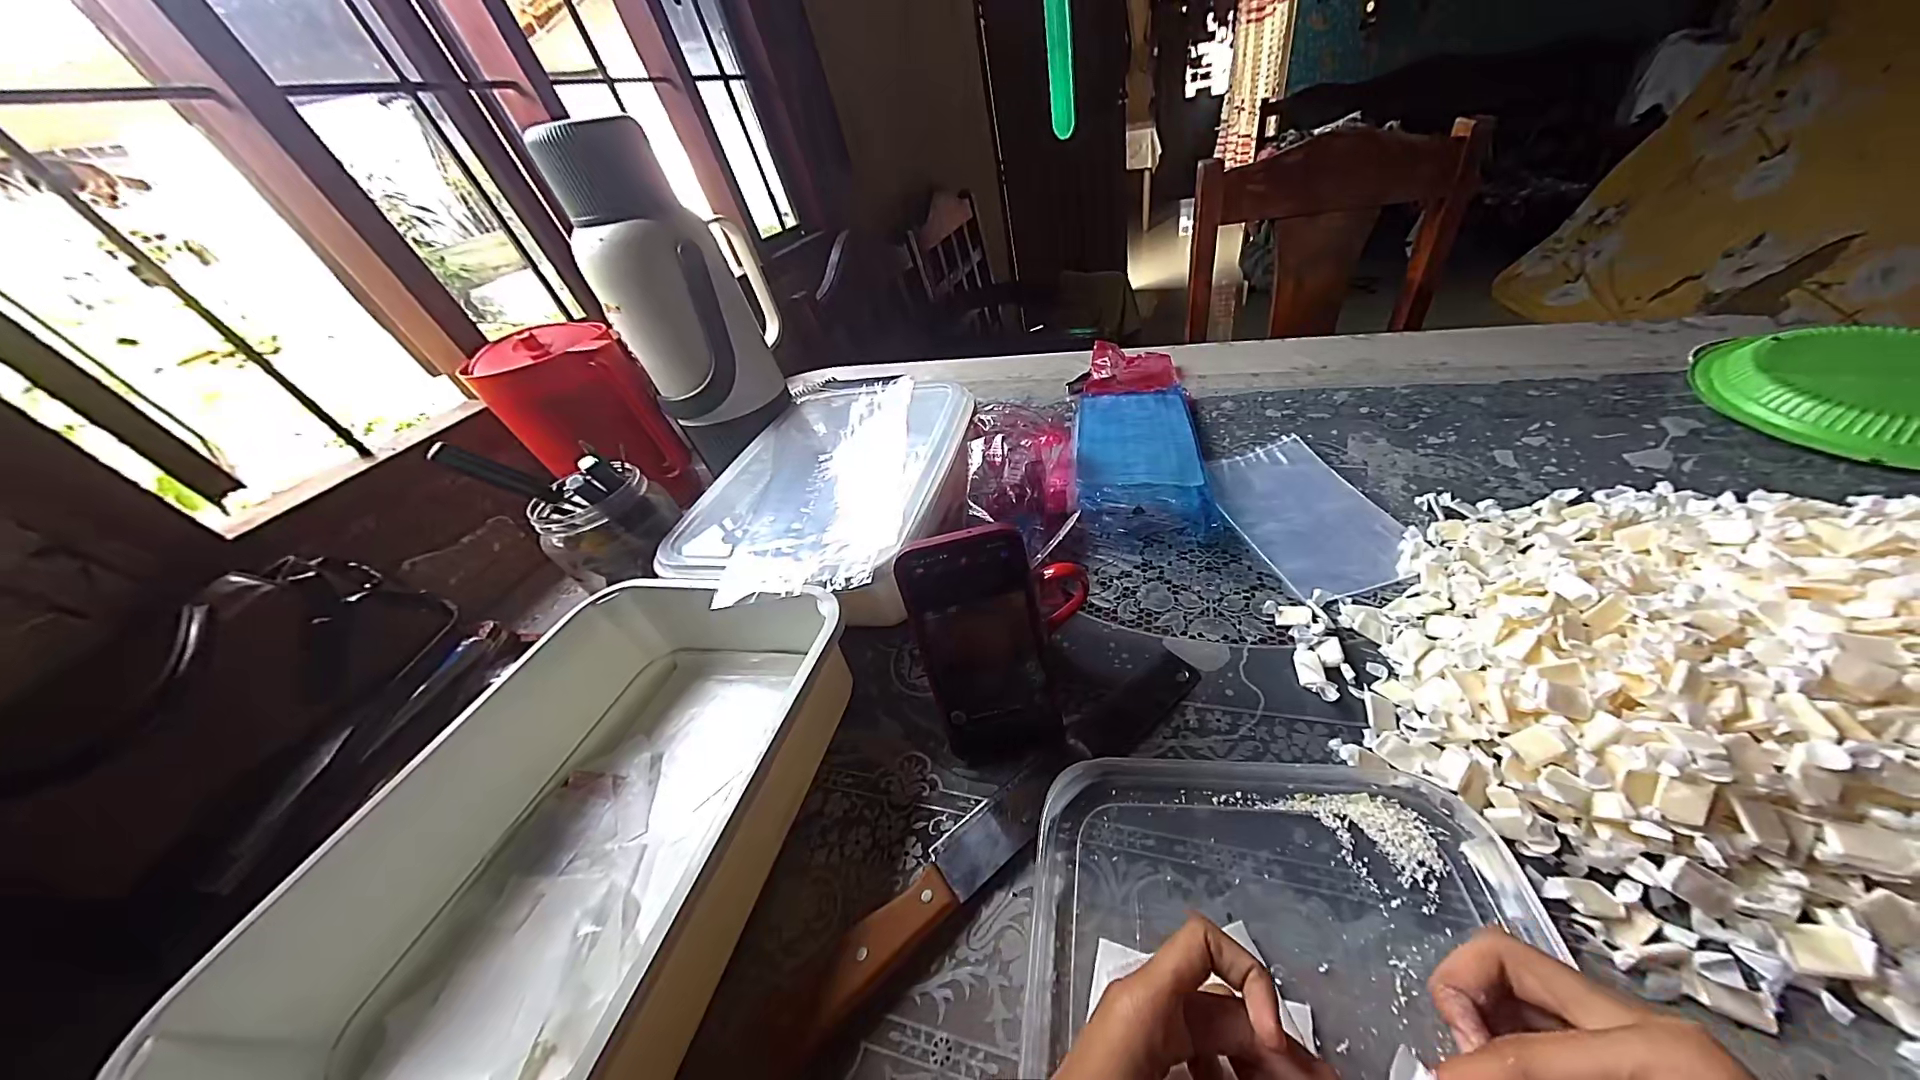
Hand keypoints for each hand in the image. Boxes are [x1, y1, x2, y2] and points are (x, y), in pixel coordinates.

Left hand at [1055, 914, 1335, 1079]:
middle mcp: (1146, 1002)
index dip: (1251, 976)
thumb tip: (1286, 1062)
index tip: (1275, 1039)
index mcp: (1145, 997)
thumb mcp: (1172, 1079)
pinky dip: (1227, 1076)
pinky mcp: (1145, 1057)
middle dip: (1276, 1047)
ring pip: (1216, 1036)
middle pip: (1225, 1005)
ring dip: (1259, 1066)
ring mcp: (1145, 1030)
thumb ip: (1229, 1071)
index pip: (1203, 940)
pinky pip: (1196, 1056)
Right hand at [1428, 927, 1754, 1079]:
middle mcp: (1643, 1022)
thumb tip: (1449, 1074)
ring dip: (1483, 1014)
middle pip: (1503, 957)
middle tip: (1461, 1055)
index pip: (1516, 1046)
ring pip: (1518, 980)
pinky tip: (1517, 1067)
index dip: (1463, 1066)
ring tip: (1485, 1063)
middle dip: (1460, 995)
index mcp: (1653, 1045)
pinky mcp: (1642, 1048)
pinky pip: (1546, 1014)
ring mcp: (1642, 1032)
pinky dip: (1514, 1034)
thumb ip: (1530, 1078)